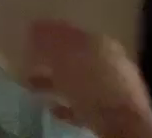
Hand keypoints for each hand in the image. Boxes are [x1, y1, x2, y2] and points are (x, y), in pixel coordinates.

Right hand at [23, 20, 151, 137]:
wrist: (123, 126)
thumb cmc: (91, 83)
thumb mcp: (62, 54)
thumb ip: (46, 38)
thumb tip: (34, 26)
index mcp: (99, 41)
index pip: (68, 31)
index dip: (46, 33)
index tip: (27, 39)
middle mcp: (109, 61)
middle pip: (73, 56)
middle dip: (49, 60)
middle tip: (28, 62)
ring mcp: (114, 88)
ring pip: (78, 81)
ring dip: (55, 83)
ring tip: (33, 87)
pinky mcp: (113, 113)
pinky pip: (85, 105)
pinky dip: (68, 105)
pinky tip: (53, 108)